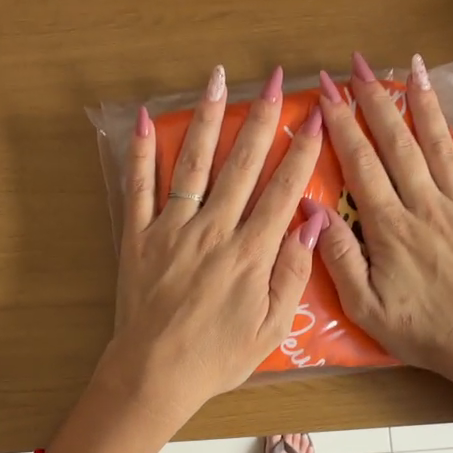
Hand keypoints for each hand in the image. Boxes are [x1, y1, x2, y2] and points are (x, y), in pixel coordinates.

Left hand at [100, 64, 329, 422]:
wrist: (154, 373)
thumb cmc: (217, 357)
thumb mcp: (271, 328)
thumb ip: (292, 273)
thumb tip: (312, 223)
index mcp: (250, 253)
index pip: (282, 190)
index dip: (301, 151)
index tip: (314, 117)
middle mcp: (213, 230)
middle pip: (241, 165)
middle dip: (260, 118)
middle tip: (271, 79)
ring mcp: (172, 229)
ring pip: (193, 165)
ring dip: (208, 120)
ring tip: (216, 80)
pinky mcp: (138, 236)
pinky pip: (138, 187)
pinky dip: (140, 153)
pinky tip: (144, 119)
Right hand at [314, 53, 452, 393]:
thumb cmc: (421, 331)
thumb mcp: (364, 305)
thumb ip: (338, 256)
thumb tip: (310, 210)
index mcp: (390, 226)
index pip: (361, 163)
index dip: (342, 124)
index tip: (328, 91)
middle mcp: (426, 204)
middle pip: (397, 143)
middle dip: (376, 100)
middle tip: (360, 65)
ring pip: (440, 145)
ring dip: (425, 105)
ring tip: (415, 67)